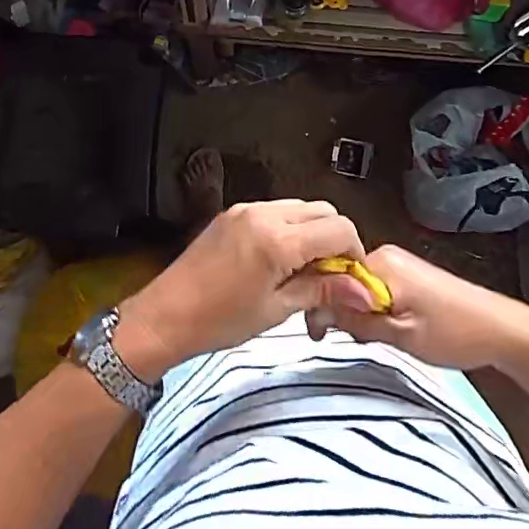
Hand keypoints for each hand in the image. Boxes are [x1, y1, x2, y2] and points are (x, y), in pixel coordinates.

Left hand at [115, 200, 366, 378]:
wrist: (165, 315)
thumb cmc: (219, 320)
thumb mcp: (277, 309)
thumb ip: (322, 290)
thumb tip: (363, 290)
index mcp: (277, 239)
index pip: (338, 229)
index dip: (354, 253)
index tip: (352, 278)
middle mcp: (263, 214)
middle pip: (323, 211)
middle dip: (336, 240)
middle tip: (331, 275)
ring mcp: (245, 210)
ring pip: (299, 208)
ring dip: (312, 232)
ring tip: (304, 270)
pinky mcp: (232, 214)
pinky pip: (274, 211)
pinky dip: (289, 229)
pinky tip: (280, 259)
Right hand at [313, 245, 528, 369]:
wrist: (504, 332)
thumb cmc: (457, 333)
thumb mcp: (400, 335)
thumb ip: (356, 322)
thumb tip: (320, 314)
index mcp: (382, 262)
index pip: (330, 277)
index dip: (322, 306)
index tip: (320, 335)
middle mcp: (387, 255)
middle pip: (343, 282)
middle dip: (341, 312)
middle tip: (353, 341)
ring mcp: (399, 264)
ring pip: (358, 289)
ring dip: (358, 314)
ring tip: (376, 338)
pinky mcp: (408, 276)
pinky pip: (375, 291)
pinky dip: (373, 311)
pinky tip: (387, 330)